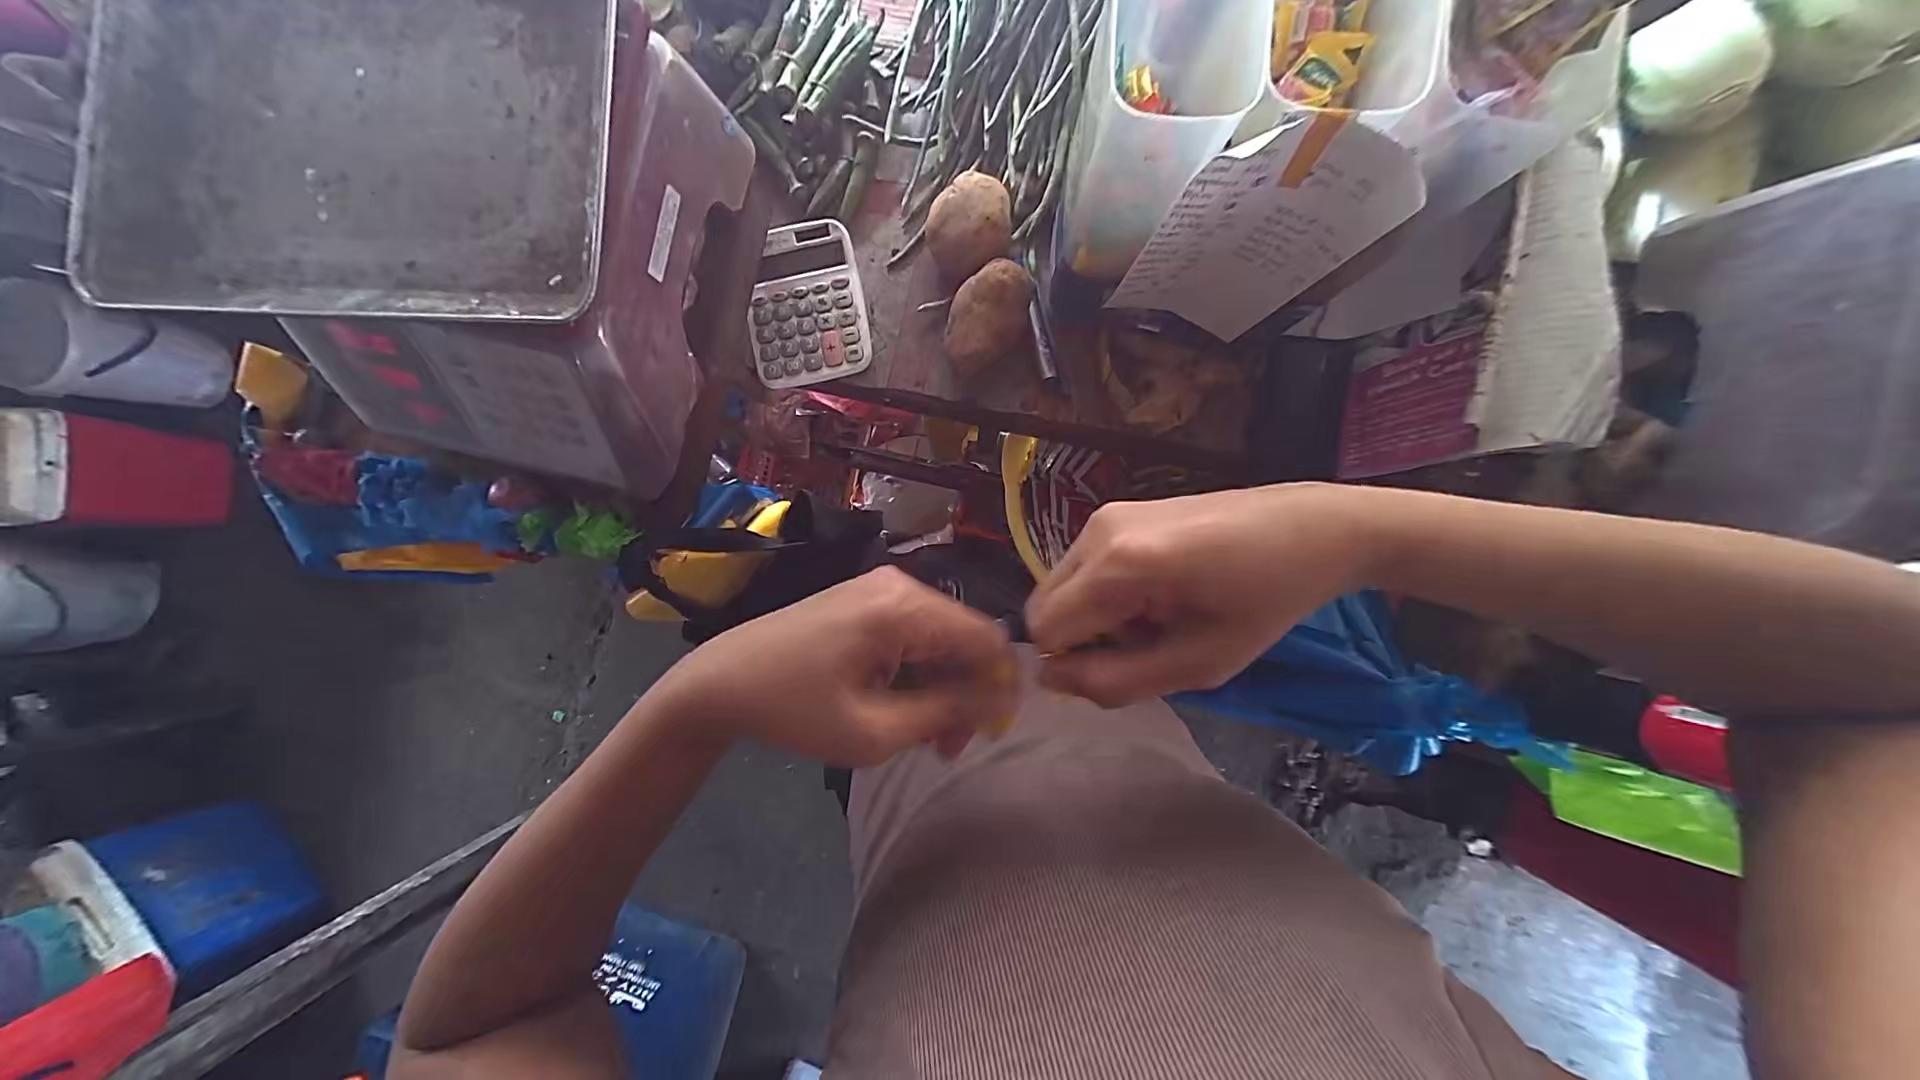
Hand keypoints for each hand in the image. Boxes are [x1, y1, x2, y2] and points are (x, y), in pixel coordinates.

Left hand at [651, 567, 1017, 765]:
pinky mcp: (867, 600)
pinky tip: (901, 705)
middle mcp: (900, 586)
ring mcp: (881, 589)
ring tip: (923, 736)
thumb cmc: (791, 710)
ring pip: (941, 639)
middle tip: (947, 747)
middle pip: (964, 638)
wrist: (719, 682)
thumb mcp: (873, 730)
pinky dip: (919, 672)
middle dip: (967, 693)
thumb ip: (944, 714)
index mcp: (902, 608)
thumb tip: (997, 702)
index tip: (992, 731)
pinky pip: (915, 634)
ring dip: (943, 687)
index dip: (1000, 684)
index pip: (985, 638)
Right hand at [1024, 483, 1383, 706]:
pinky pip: (1080, 568)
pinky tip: (1156, 589)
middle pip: (1044, 607)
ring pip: (1059, 588)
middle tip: (1145, 641)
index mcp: (1119, 564)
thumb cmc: (1264, 600)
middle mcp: (1096, 530)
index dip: (1075, 663)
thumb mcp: (1199, 663)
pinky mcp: (1113, 510)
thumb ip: (1116, 681)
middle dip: (1081, 639)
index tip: (1126, 665)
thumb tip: (1049, 680)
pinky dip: (1102, 593)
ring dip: (1093, 617)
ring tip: (1156, 614)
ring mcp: (1102, 514)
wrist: (1309, 528)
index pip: (1046, 631)